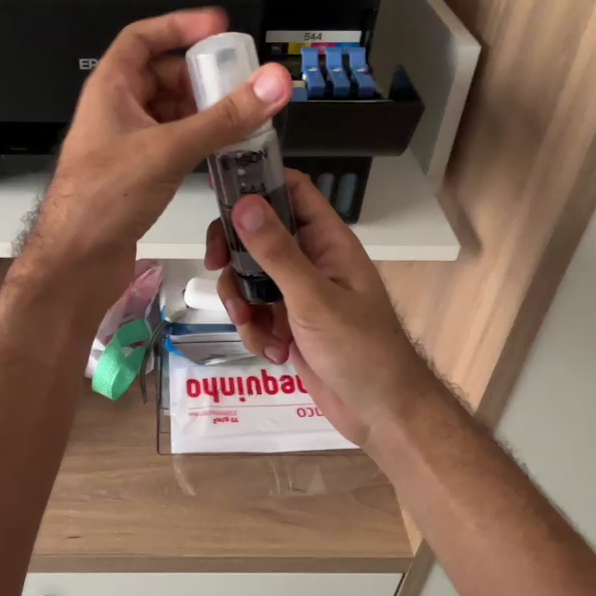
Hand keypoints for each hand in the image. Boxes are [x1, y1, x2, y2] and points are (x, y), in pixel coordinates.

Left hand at [27, 9, 291, 283]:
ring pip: (171, 112)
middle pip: (163, 75)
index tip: (216, 27)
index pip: (142, 38)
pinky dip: (198, 141)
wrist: (75, 261)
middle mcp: (116, 112)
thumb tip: (268, 86)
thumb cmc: (99, 201)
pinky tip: (221, 151)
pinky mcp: (137, 173)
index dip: (179, 26)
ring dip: (203, 112)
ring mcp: (126, 143)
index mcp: (110, 89)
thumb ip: (223, 118)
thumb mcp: (168, 150)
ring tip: (239, 119)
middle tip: (238, 83)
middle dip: (201, 77)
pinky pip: (173, 143)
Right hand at [205, 171, 441, 446]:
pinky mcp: (288, 324)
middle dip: (233, 253)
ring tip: (257, 330)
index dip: (257, 183)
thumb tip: (243, 203)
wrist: (380, 412)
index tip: (218, 193)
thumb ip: (276, 252)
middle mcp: (312, 260)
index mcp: (327, 241)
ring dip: (242, 303)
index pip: (292, 190)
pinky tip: (274, 353)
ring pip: (250, 278)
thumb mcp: (313, 298)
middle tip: (215, 266)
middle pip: (257, 234)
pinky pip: (256, 314)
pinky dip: (256, 332)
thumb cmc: (359, 349)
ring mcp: (298, 293)